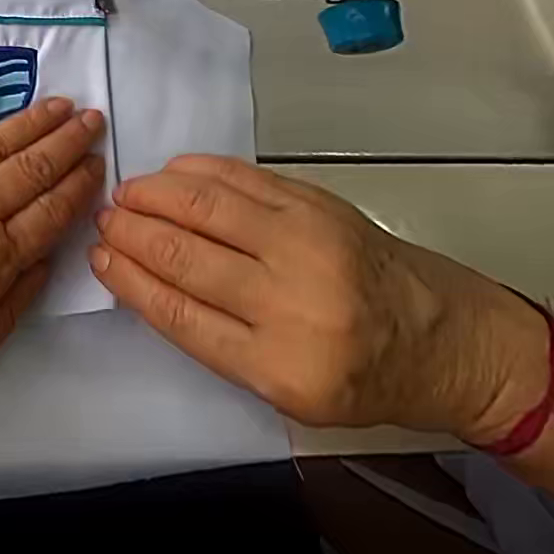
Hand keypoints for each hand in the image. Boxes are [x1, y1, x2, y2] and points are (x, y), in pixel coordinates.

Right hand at [91, 156, 549, 443]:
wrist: (455, 342)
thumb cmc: (358, 374)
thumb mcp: (279, 384)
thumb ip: (205, 332)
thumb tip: (133, 269)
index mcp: (283, 366)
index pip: (175, 311)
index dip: (125, 276)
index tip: (98, 254)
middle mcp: (297, 305)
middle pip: (181, 253)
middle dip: (127, 229)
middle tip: (102, 218)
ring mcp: (312, 245)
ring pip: (202, 205)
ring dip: (149, 193)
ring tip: (125, 193)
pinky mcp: (323, 206)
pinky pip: (238, 177)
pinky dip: (191, 169)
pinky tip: (168, 174)